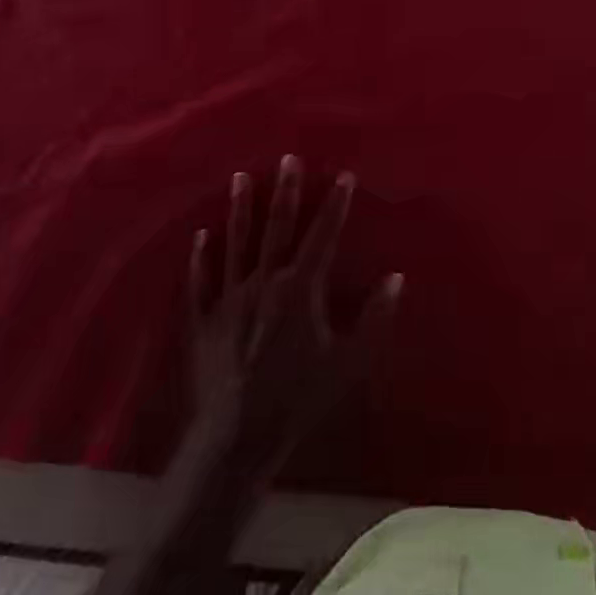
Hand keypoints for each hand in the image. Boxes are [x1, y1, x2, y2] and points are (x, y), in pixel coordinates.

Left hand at [187, 155, 402, 476]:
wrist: (238, 435)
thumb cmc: (299, 398)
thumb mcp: (348, 363)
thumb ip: (374, 319)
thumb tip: (396, 278)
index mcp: (300, 290)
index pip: (322, 237)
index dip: (335, 205)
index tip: (343, 175)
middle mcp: (263, 283)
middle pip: (277, 229)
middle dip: (286, 191)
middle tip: (287, 158)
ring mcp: (229, 298)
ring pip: (236, 244)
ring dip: (240, 210)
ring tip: (241, 177)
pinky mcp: (204, 318)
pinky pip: (201, 280)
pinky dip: (200, 257)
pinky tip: (199, 235)